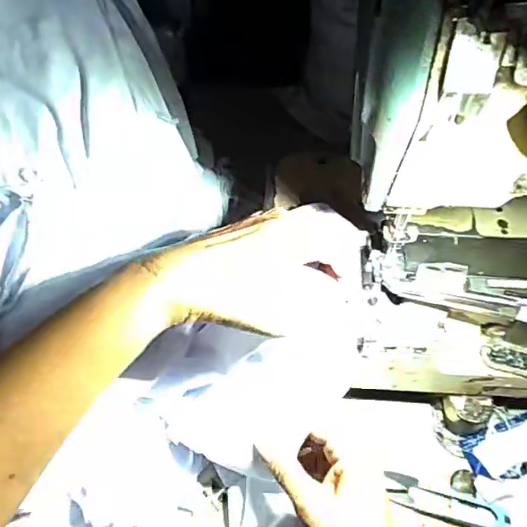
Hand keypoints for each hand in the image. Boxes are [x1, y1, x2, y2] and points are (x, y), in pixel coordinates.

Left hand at [140, 205, 366, 336]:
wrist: (177, 279)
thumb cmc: (230, 293)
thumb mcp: (284, 308)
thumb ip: (318, 302)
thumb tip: (336, 299)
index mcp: (297, 231)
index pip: (341, 241)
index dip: (349, 270)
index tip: (346, 293)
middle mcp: (282, 218)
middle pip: (325, 225)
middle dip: (338, 253)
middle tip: (339, 280)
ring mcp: (259, 220)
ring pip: (302, 225)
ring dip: (315, 249)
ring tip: (315, 277)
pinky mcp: (241, 228)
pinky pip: (282, 230)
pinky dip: (294, 247)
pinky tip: (285, 270)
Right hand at [259, 433, 416, 526]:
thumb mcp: (311, 504)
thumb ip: (285, 472)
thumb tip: (264, 445)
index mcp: (352, 456)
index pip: (317, 429)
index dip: (291, 428)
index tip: (266, 430)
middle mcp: (354, 461)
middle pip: (316, 442)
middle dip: (290, 444)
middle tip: (262, 444)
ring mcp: (350, 478)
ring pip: (316, 459)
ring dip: (295, 460)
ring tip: (268, 459)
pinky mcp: (345, 493)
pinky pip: (320, 474)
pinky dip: (303, 474)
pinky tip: (284, 478)